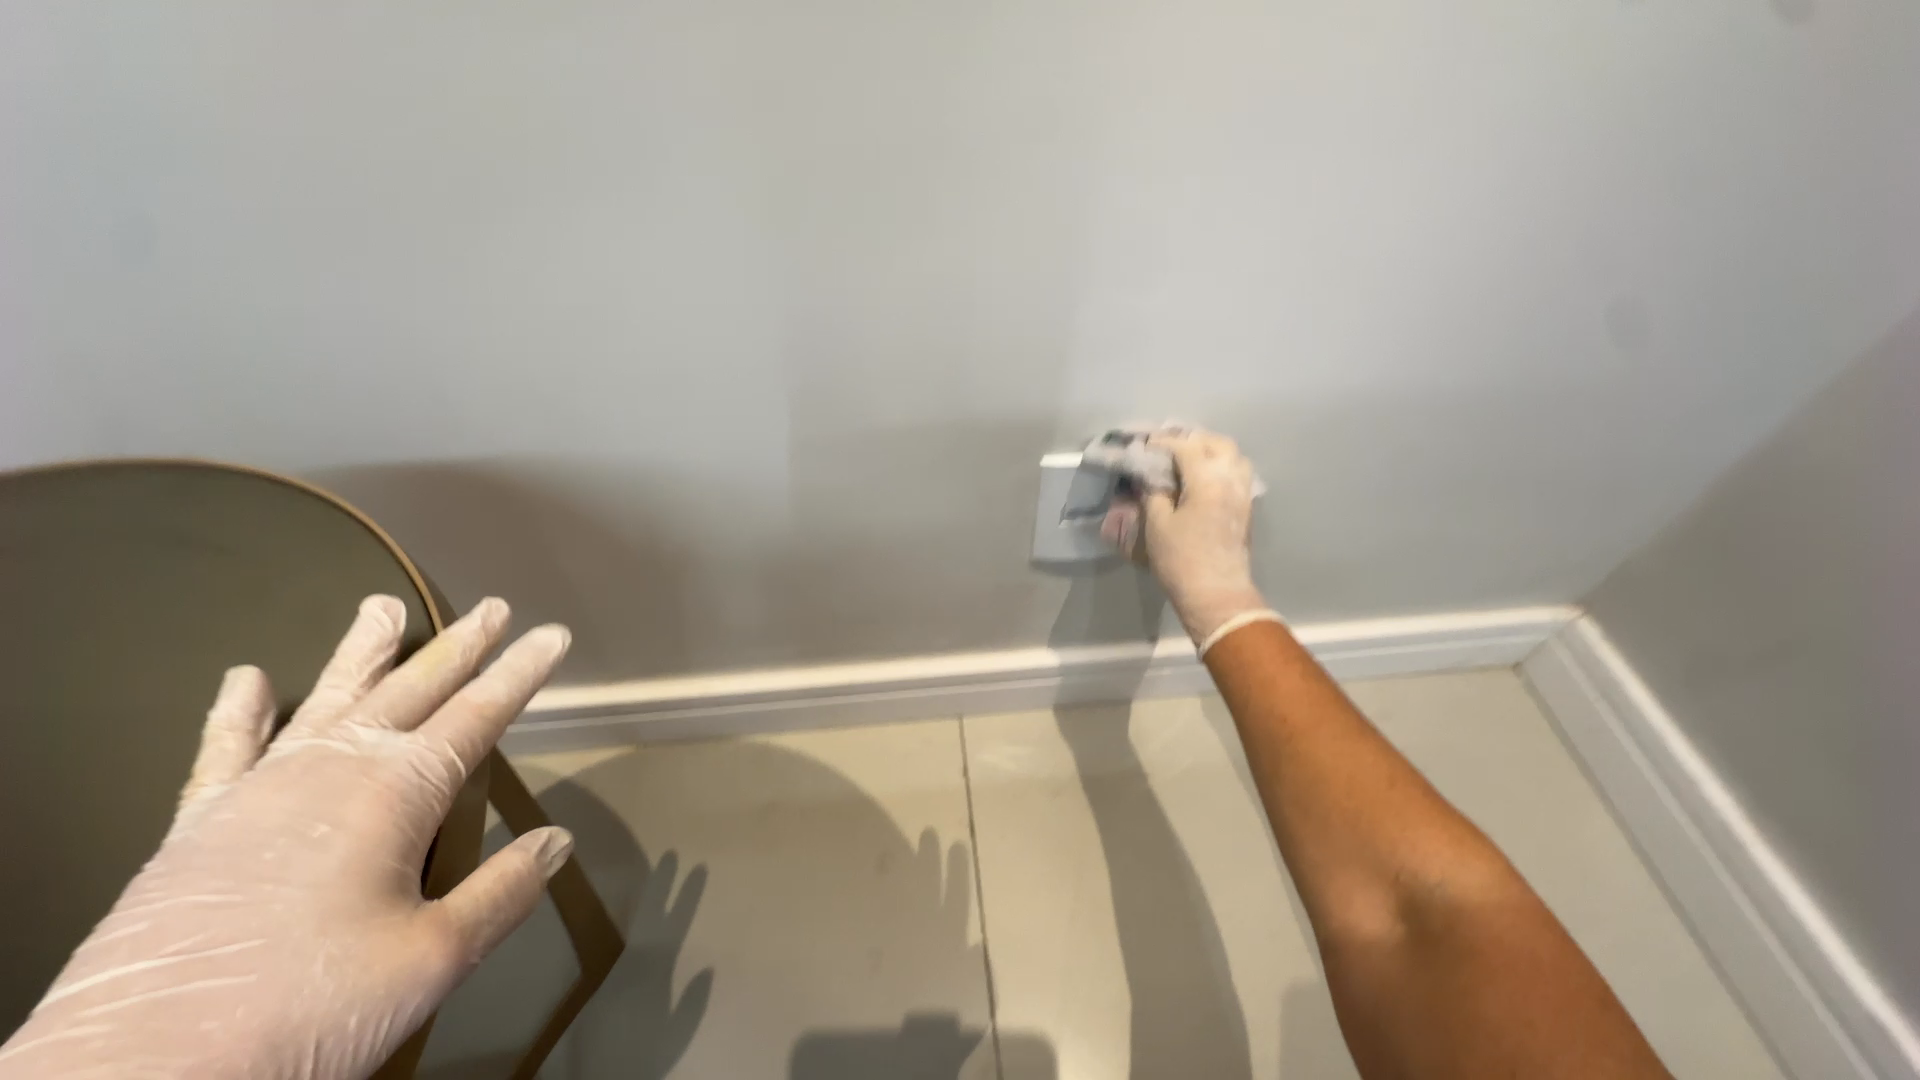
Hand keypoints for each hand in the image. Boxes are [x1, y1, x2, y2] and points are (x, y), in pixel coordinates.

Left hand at [0, 596, 572, 1079]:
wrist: (136, 1076)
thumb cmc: (308, 1009)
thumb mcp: (432, 959)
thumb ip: (501, 892)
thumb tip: (557, 841)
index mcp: (395, 795)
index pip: (478, 715)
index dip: (521, 673)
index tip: (552, 635)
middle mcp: (331, 773)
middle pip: (411, 691)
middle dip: (459, 648)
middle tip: (492, 607)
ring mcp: (259, 793)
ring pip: (326, 701)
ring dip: (362, 654)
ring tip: (380, 606)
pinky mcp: (197, 826)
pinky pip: (223, 753)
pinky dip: (236, 715)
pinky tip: (245, 679)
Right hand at [1135, 430, 1271, 647]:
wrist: (1216, 594)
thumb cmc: (1181, 560)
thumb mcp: (1157, 524)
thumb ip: (1153, 493)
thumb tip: (1150, 478)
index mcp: (1208, 480)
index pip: (1186, 446)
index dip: (1163, 442)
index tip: (1145, 446)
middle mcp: (1231, 480)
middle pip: (1217, 444)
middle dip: (1192, 440)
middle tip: (1168, 449)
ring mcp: (1243, 494)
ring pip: (1233, 457)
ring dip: (1211, 451)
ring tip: (1188, 460)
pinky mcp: (1246, 508)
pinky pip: (1237, 473)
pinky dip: (1221, 467)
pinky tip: (1202, 479)